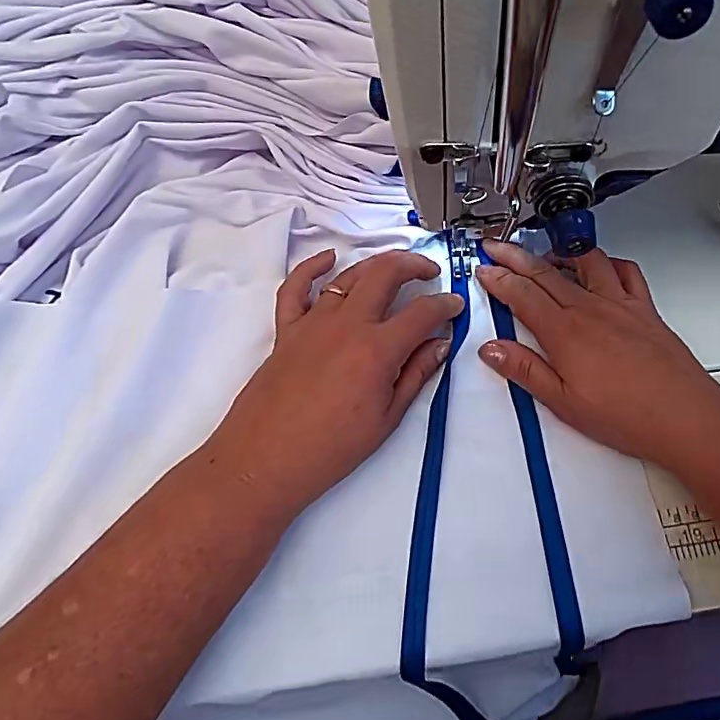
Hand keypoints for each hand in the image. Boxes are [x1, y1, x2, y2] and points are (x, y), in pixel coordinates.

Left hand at [206, 249, 464, 504]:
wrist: (266, 460)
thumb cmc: (327, 449)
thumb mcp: (386, 418)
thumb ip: (415, 374)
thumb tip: (438, 346)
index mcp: (376, 350)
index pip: (422, 313)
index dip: (445, 306)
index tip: (453, 306)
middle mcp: (346, 326)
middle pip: (386, 274)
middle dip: (414, 265)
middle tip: (429, 272)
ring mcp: (313, 323)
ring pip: (349, 275)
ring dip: (376, 264)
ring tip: (394, 268)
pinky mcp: (286, 329)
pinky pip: (296, 287)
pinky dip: (312, 267)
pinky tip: (328, 259)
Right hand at [474, 240, 719, 469]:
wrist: (685, 418)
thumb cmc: (630, 415)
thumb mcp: (563, 402)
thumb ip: (525, 370)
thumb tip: (493, 350)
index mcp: (565, 333)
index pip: (521, 294)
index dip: (498, 279)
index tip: (484, 270)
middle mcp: (591, 310)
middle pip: (545, 271)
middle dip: (514, 256)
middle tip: (497, 247)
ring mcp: (620, 305)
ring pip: (584, 262)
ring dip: (560, 252)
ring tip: (545, 251)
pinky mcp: (644, 310)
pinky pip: (626, 272)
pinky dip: (609, 262)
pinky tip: (602, 265)